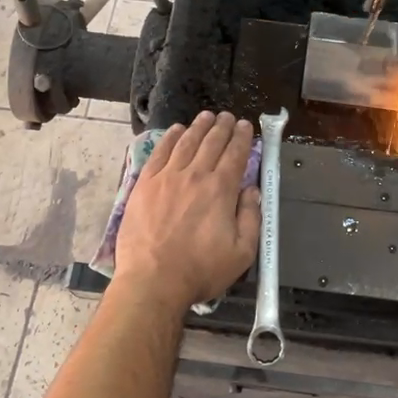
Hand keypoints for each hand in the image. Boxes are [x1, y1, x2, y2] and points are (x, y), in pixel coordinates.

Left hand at [113, 111, 259, 313]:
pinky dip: (170, 138)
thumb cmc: (200, 270)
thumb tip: (252, 190)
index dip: (242, 137)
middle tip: (227, 117)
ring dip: (199, 127)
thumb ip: (251, 217)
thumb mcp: (242, 252)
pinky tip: (176, 130)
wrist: (153, 281)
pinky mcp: (145, 184)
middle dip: (222, 126)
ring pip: (186, 142)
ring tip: (206, 116)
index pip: (235, 154)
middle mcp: (195, 175)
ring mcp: (167, 177)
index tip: (245, 125)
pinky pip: (160, 152)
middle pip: (211, 142)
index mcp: (221, 189)